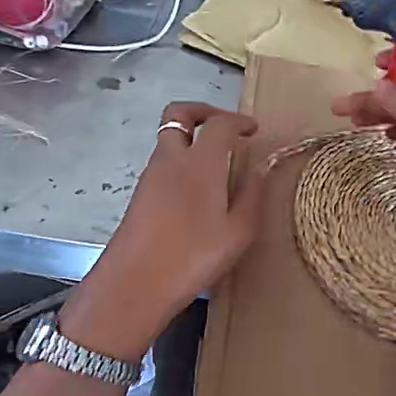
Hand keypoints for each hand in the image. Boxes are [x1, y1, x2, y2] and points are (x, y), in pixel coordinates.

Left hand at [60, 102, 266, 362]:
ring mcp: (150, 176)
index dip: (238, 120)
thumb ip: (252, 196)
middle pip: (178, 114)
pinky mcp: (140, 195)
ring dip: (191, 139)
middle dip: (203, 111)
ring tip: (216, 163)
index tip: (253, 129)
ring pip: (168, 139)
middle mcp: (170, 159)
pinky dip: (182, 162)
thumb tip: (260, 171)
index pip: (218, 124)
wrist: (135, 283)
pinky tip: (198, 190)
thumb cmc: (193, 256)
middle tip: (225, 127)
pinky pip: (163, 164)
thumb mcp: (238, 232)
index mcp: (199, 162)